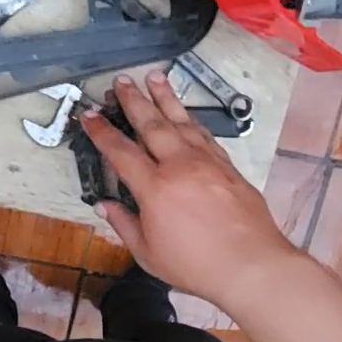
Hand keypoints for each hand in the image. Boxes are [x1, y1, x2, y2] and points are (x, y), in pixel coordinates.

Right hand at [82, 71, 308, 310]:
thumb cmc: (195, 265)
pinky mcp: (227, 167)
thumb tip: (104, 206)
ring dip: (165, 98)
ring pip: (181, 121)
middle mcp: (180, 166)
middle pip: (152, 124)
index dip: (102, 132)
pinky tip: (184, 113)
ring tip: (154, 77)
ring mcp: (207, 163)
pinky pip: (204, 135)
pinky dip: (190, 119)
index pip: (120, 151)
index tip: (89, 115)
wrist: (251, 265)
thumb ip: (124, 225)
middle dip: (134, 100)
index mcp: (155, 188)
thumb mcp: (147, 253)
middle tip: (122, 81)